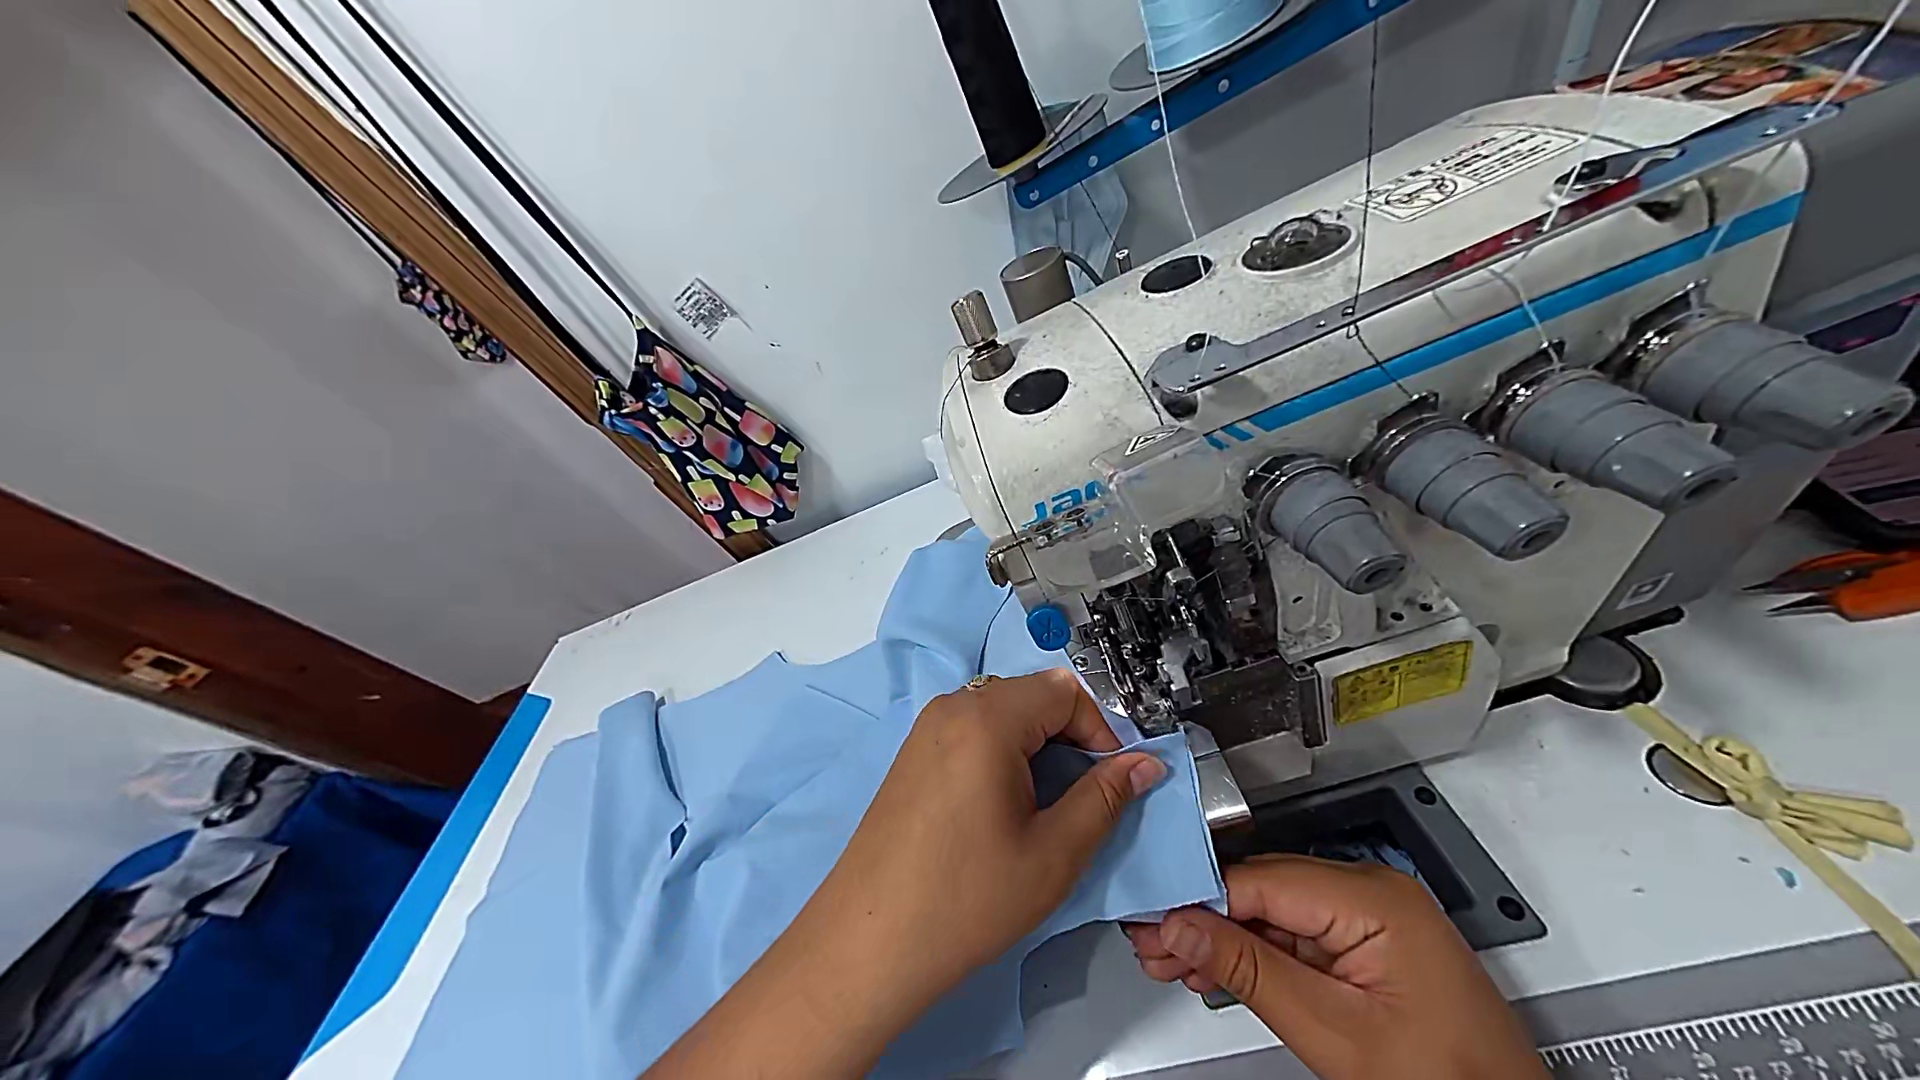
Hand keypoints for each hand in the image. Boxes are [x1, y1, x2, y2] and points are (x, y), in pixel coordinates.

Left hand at [645, 668, 1165, 1079]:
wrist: (869, 940)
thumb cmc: (967, 897)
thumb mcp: (1054, 852)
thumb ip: (1105, 797)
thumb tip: (1144, 765)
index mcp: (987, 718)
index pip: (1065, 691)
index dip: (1100, 732)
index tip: (1109, 780)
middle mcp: (952, 706)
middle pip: (1032, 695)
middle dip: (1069, 735)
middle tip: (1080, 794)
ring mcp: (926, 726)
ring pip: (1003, 710)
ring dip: (1036, 744)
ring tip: (1043, 804)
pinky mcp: (913, 751)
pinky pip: (972, 728)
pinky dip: (1002, 750)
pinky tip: (1001, 804)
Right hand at [1125, 856, 1545, 1079]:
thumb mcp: (1332, 1032)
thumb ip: (1248, 971)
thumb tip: (1182, 927)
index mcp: (1373, 898)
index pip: (1258, 881)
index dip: (1198, 900)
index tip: (1156, 920)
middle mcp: (1370, 889)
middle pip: (1259, 889)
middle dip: (1202, 919)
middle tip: (1156, 943)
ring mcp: (1368, 912)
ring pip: (1269, 908)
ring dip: (1221, 937)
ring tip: (1177, 960)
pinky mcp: (1364, 936)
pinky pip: (1292, 929)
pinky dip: (1253, 950)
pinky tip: (1219, 966)